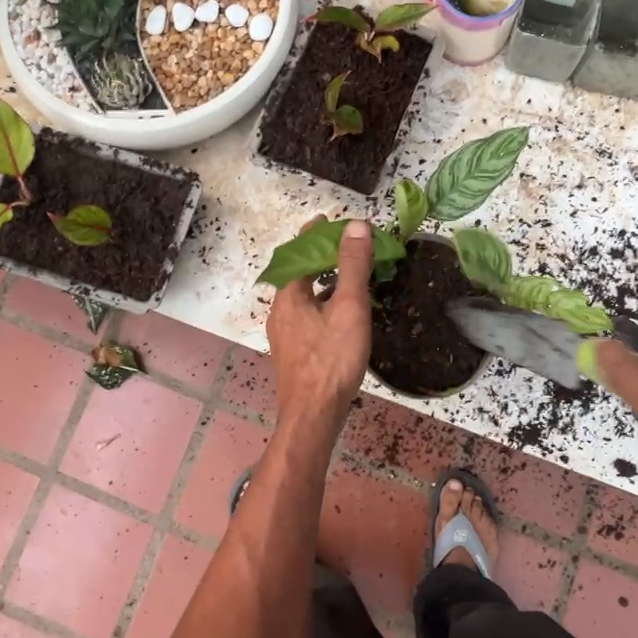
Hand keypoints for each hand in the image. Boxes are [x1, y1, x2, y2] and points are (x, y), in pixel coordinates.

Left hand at [264, 218, 374, 430]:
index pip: (298, 253)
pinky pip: (306, 315)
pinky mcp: (294, 353)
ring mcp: (285, 335)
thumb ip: (352, 266)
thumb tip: (356, 226)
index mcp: (289, 297)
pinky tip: (340, 313)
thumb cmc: (331, 361)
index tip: (328, 220)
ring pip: (302, 296)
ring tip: (346, 273)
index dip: (313, 234)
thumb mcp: (349, 308)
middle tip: (344, 245)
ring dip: (321, 280)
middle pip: (297, 274)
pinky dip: (322, 302)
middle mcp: (280, 313)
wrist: (313, 417)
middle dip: (319, 256)